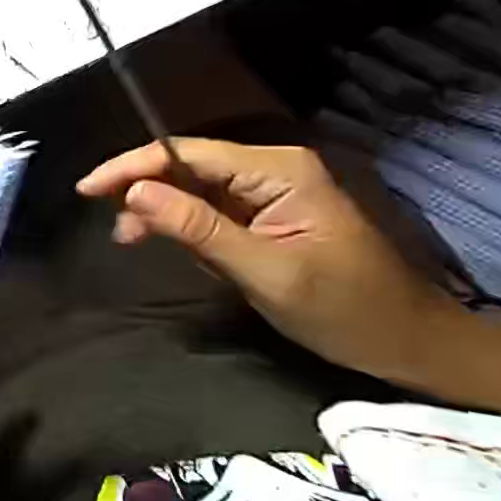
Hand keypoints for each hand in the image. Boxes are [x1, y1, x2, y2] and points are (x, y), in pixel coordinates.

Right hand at [77, 138, 468, 383]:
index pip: (185, 153)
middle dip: (143, 193)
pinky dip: (181, 225)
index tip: (87, 189)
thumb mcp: (265, 272)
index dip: (131, 167)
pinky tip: (171, 245)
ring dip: (159, 212)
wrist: (414, 346)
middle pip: (183, 165)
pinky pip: (206, 206)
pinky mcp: (263, 211)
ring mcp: (267, 189)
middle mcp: (270, 168)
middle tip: (116, 229)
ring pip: (189, 187)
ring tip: (134, 240)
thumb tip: (132, 192)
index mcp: (278, 170)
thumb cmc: (347, 310)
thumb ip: (196, 227)